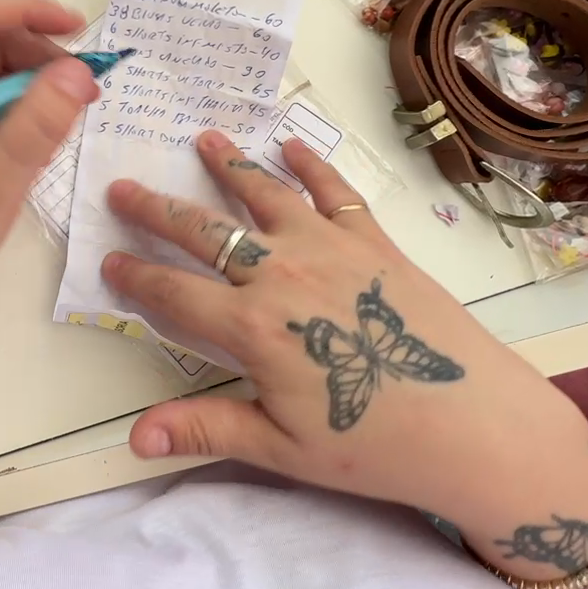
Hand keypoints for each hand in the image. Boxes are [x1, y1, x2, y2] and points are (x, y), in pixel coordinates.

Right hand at [101, 130, 587, 525]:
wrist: (479, 427)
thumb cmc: (376, 444)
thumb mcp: (281, 448)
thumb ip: (205, 428)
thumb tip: (135, 439)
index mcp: (253, 327)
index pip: (172, 294)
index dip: (134, 278)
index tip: (108, 261)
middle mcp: (282, 274)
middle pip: (203, 231)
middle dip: (155, 209)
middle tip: (123, 189)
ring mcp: (329, 249)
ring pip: (263, 195)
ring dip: (228, 165)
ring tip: (202, 140)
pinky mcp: (372, 241)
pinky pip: (334, 191)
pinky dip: (310, 165)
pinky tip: (291, 145)